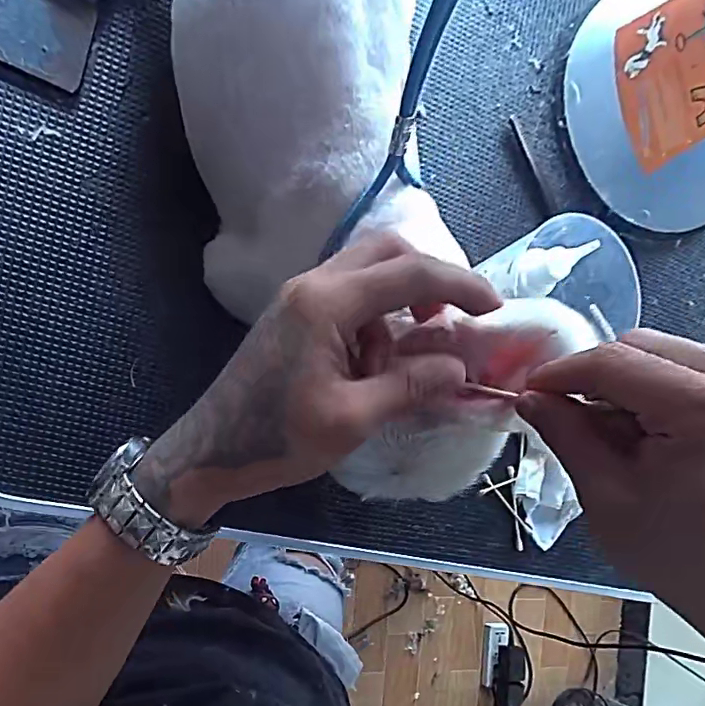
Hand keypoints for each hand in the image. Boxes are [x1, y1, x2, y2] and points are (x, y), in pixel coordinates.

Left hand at [136, 234, 501, 525]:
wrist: (209, 453)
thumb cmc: (276, 440)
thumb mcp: (352, 419)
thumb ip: (409, 387)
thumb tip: (459, 367)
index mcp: (326, 302)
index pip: (411, 272)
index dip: (462, 286)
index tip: (496, 309)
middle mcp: (311, 285)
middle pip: (387, 252)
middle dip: (428, 283)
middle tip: (448, 327)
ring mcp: (297, 300)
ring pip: (366, 277)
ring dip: (395, 311)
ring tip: (393, 370)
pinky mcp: (291, 320)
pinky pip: (345, 303)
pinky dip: (370, 325)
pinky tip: (367, 372)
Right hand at [517, 329, 704, 661]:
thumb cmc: (690, 563)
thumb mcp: (610, 500)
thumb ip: (569, 437)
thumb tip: (533, 399)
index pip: (616, 360)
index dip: (561, 373)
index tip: (529, 392)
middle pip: (646, 346)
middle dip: (597, 379)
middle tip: (570, 420)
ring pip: (672, 354)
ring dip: (630, 386)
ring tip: (619, 438)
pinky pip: (701, 371)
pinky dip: (663, 393)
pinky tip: (655, 436)